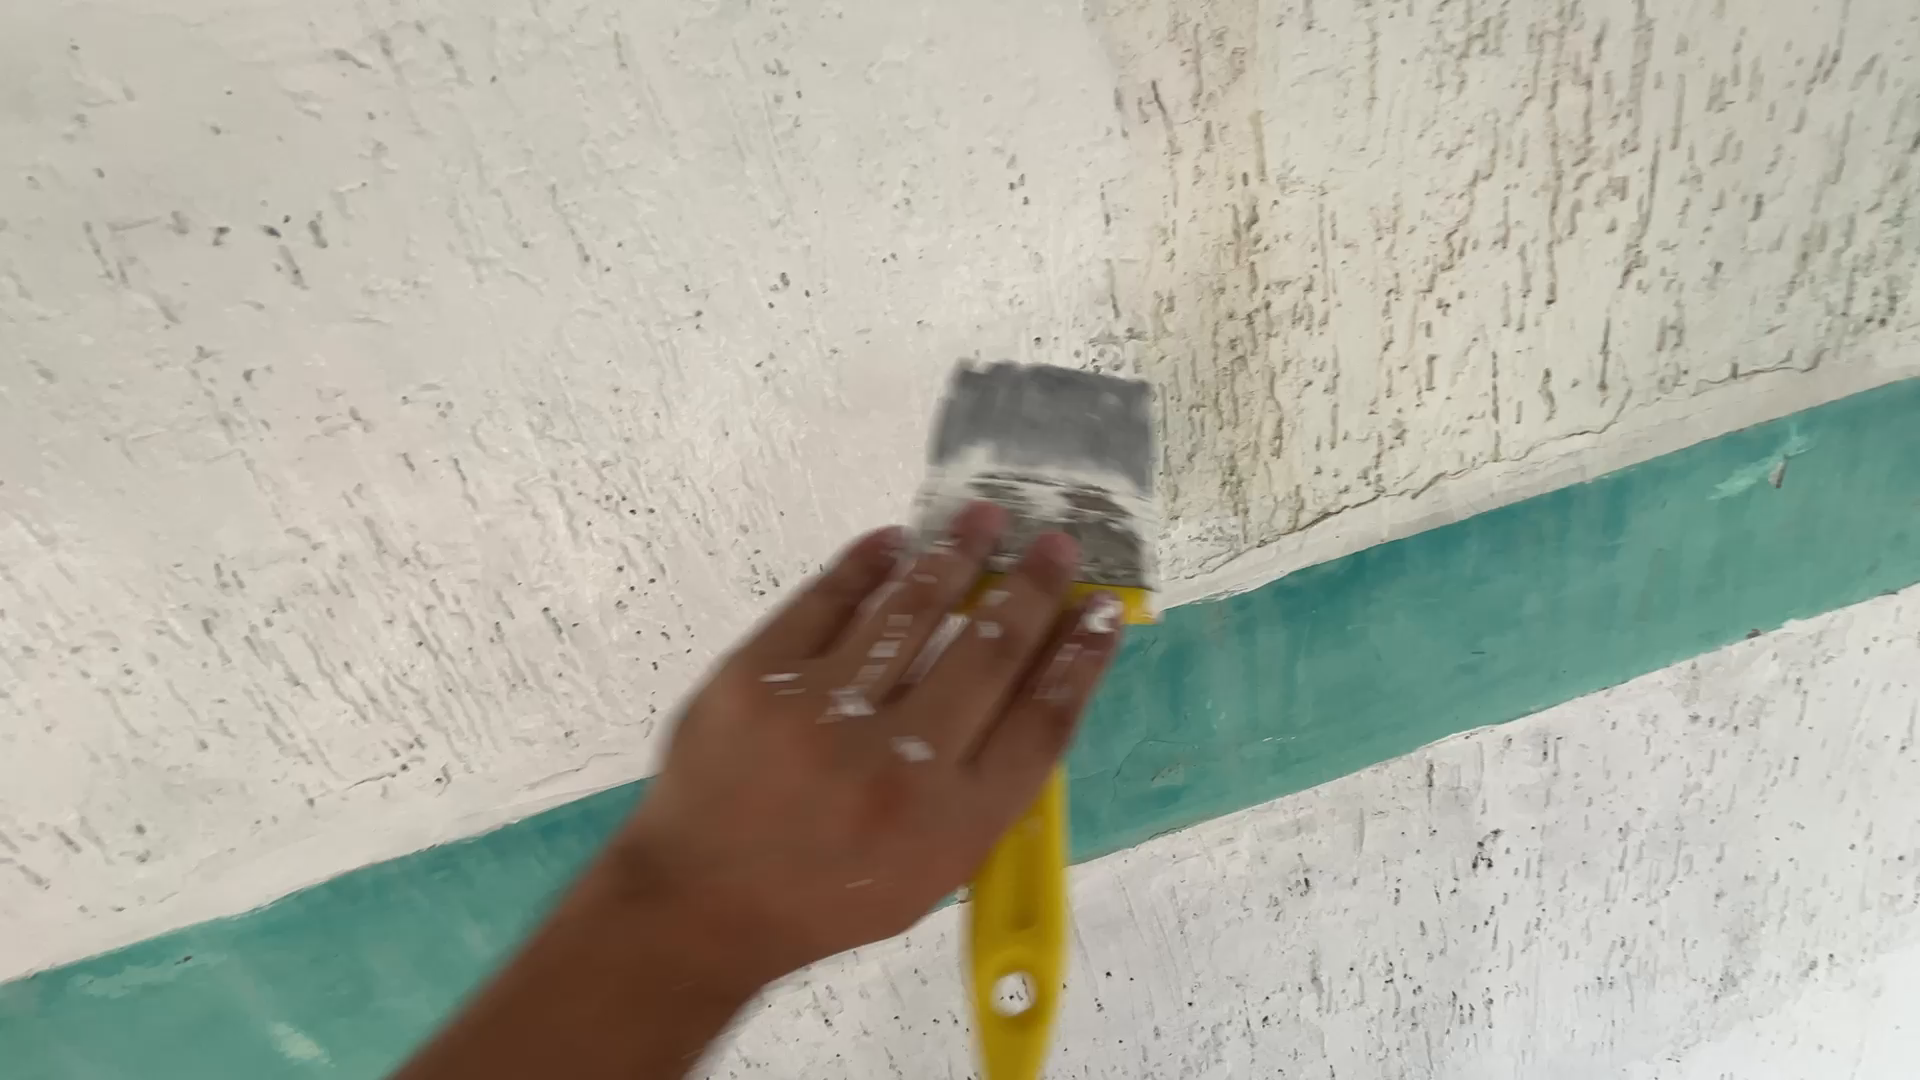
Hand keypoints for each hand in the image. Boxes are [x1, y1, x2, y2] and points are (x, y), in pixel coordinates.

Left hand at [603, 501, 1124, 993]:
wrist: (701, 902)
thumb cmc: (831, 892)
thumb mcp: (933, 869)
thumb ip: (988, 784)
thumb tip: (1031, 682)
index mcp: (950, 823)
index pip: (1042, 720)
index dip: (1082, 658)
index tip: (1100, 610)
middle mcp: (896, 764)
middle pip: (990, 651)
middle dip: (1033, 588)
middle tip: (1056, 544)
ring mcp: (819, 714)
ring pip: (911, 610)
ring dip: (959, 554)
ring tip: (986, 517)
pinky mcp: (754, 678)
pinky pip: (824, 599)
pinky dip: (866, 563)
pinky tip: (896, 540)